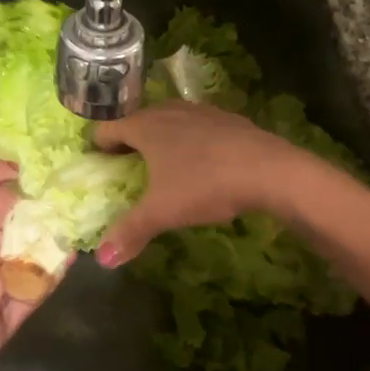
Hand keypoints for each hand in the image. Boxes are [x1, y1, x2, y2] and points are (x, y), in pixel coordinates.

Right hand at [92, 100, 341, 266]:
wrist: (271, 170)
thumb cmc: (205, 184)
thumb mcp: (163, 212)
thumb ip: (130, 231)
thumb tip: (102, 260)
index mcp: (143, 126)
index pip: (106, 129)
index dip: (98, 148)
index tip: (98, 166)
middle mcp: (166, 111)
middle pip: (136, 122)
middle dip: (128, 143)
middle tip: (126, 169)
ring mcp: (198, 111)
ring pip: (167, 121)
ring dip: (159, 139)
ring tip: (162, 166)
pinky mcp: (225, 118)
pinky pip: (195, 126)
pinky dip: (189, 140)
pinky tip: (201, 163)